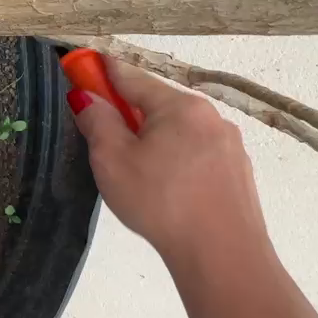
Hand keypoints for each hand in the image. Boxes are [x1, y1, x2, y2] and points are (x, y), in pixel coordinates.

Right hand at [66, 55, 268, 267]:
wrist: (222, 254)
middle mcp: (210, 117)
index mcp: (180, 107)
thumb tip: (86, 97)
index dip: (101, 70)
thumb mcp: (111, 158)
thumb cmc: (159, 200)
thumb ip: (97, 121)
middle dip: (126, 109)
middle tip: (100, 130)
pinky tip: (160, 181)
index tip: (81, 62)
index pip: (131, 77)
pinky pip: (193, 149)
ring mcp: (229, 144)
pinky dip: (171, 153)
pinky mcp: (236, 170)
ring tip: (130, 165)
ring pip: (176, 128)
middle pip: (156, 102)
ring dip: (149, 134)